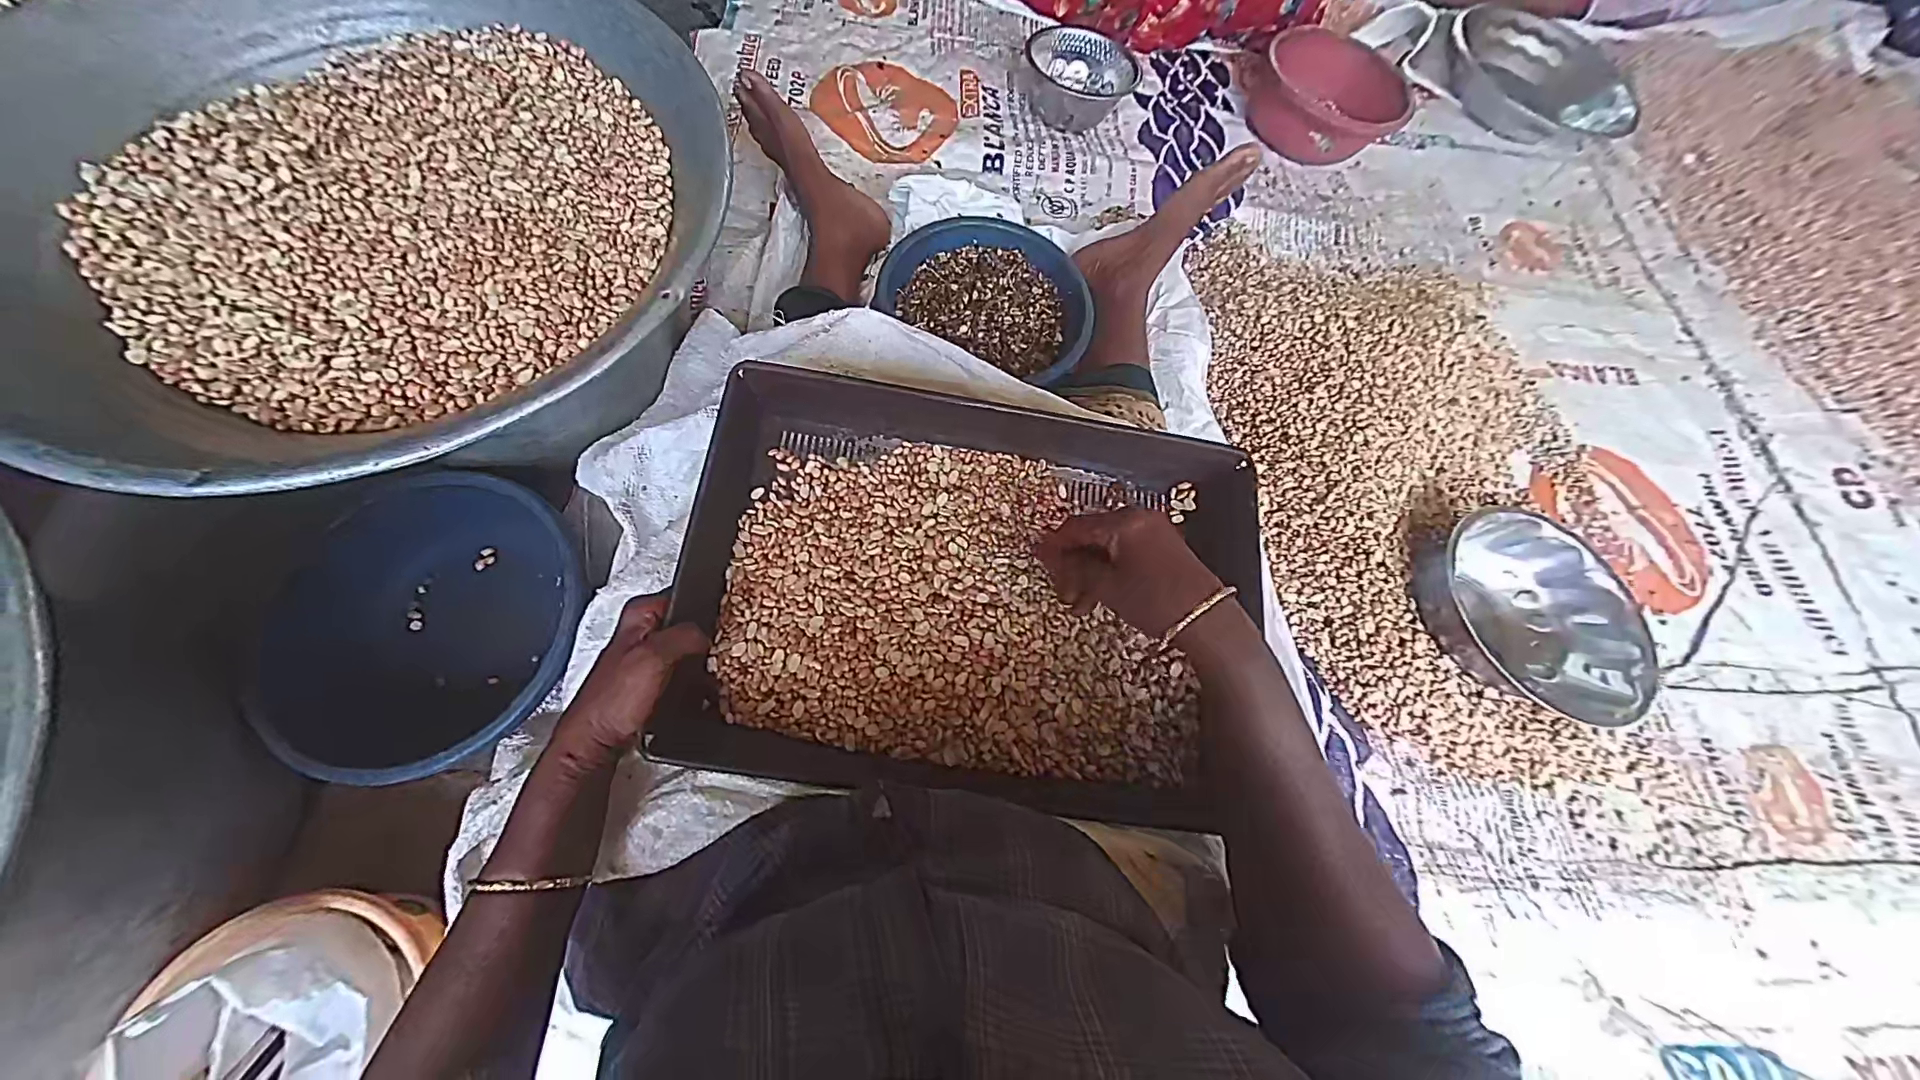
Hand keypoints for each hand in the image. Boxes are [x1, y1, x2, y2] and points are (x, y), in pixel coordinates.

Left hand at [551, 592, 707, 770]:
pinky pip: (690, 677)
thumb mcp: (654, 657)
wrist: (596, 744)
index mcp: (640, 614)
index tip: (719, 626)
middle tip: (713, 658)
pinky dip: (698, 686)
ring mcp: (651, 659)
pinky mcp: (657, 682)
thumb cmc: (610, 703)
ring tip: (706, 681)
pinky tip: (699, 696)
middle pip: (693, 629)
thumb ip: (686, 635)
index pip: (686, 598)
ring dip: (705, 668)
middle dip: (708, 644)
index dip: (706, 612)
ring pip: (694, 655)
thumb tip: (707, 636)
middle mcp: (644, 633)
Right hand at [1034, 509, 1223, 638]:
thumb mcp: (1107, 587)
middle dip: (1073, 565)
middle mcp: (1138, 518)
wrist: (1206, 619)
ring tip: (1080, 604)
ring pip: (1107, 547)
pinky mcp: (1161, 546)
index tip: (1037, 558)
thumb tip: (1049, 554)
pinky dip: (1109, 571)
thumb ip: (1075, 567)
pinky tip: (1099, 596)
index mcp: (1124, 522)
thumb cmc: (1154, 601)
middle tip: (1063, 591)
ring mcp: (1152, 531)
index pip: (1076, 526)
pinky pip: (1124, 553)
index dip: (1054, 544)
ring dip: (1090, 573)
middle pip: (1091, 536)